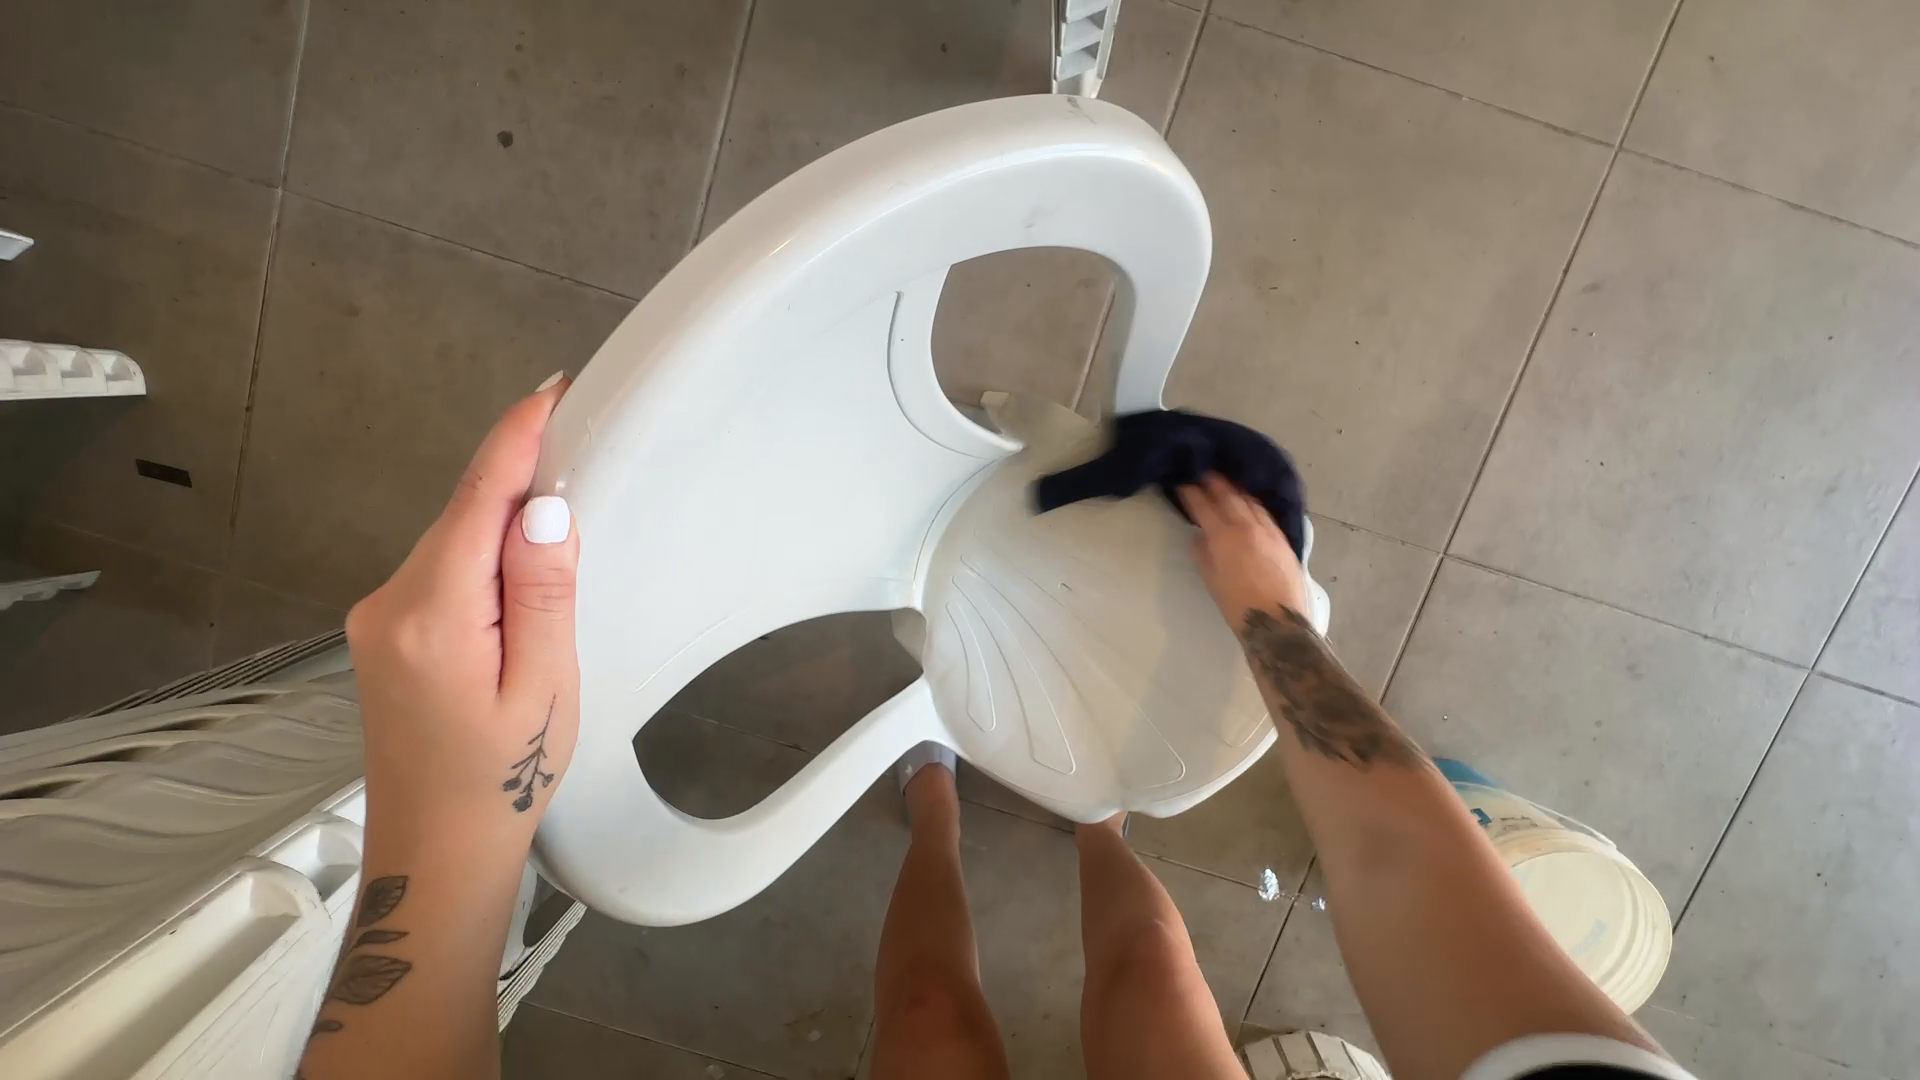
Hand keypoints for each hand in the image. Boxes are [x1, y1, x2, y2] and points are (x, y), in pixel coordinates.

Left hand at [345, 376, 579, 838]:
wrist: (437, 848)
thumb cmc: (505, 776)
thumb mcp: (545, 684)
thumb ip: (543, 592)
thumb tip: (547, 509)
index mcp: (433, 614)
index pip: (477, 501)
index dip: (514, 440)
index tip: (549, 391)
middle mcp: (391, 602)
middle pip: (464, 513)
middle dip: (520, 471)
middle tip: (580, 435)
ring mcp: (383, 616)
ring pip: (457, 538)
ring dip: (508, 511)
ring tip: (567, 496)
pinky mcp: (392, 631)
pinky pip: (449, 565)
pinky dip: (490, 546)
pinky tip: (525, 553)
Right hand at [1177, 473, 1309, 630]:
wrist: (1277, 621)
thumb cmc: (1236, 604)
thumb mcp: (1211, 579)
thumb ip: (1203, 553)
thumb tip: (1201, 536)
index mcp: (1225, 537)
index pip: (1205, 507)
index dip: (1192, 494)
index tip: (1183, 484)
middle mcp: (1248, 526)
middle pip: (1229, 496)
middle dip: (1214, 482)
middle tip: (1203, 472)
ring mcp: (1269, 530)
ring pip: (1250, 501)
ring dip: (1236, 488)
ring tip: (1226, 481)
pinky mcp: (1283, 539)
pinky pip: (1266, 512)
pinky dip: (1254, 502)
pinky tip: (1250, 500)